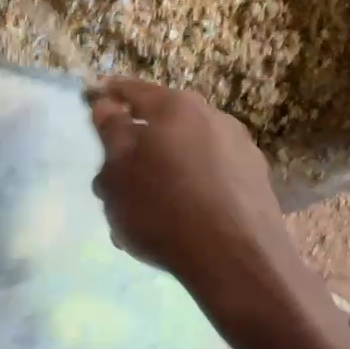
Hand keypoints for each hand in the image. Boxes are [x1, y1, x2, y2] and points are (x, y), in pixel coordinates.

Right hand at [86, 78, 291, 288]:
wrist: (235, 258)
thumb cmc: (162, 208)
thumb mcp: (117, 171)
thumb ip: (110, 132)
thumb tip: (107, 105)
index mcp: (175, 107)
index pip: (132, 90)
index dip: (109, 95)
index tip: (94, 102)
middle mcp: (212, 117)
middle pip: (163, 124)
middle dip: (136, 146)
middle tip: (113, 175)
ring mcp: (240, 149)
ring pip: (185, 155)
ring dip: (161, 173)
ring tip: (141, 212)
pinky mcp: (255, 182)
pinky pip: (208, 178)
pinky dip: (188, 191)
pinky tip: (176, 223)